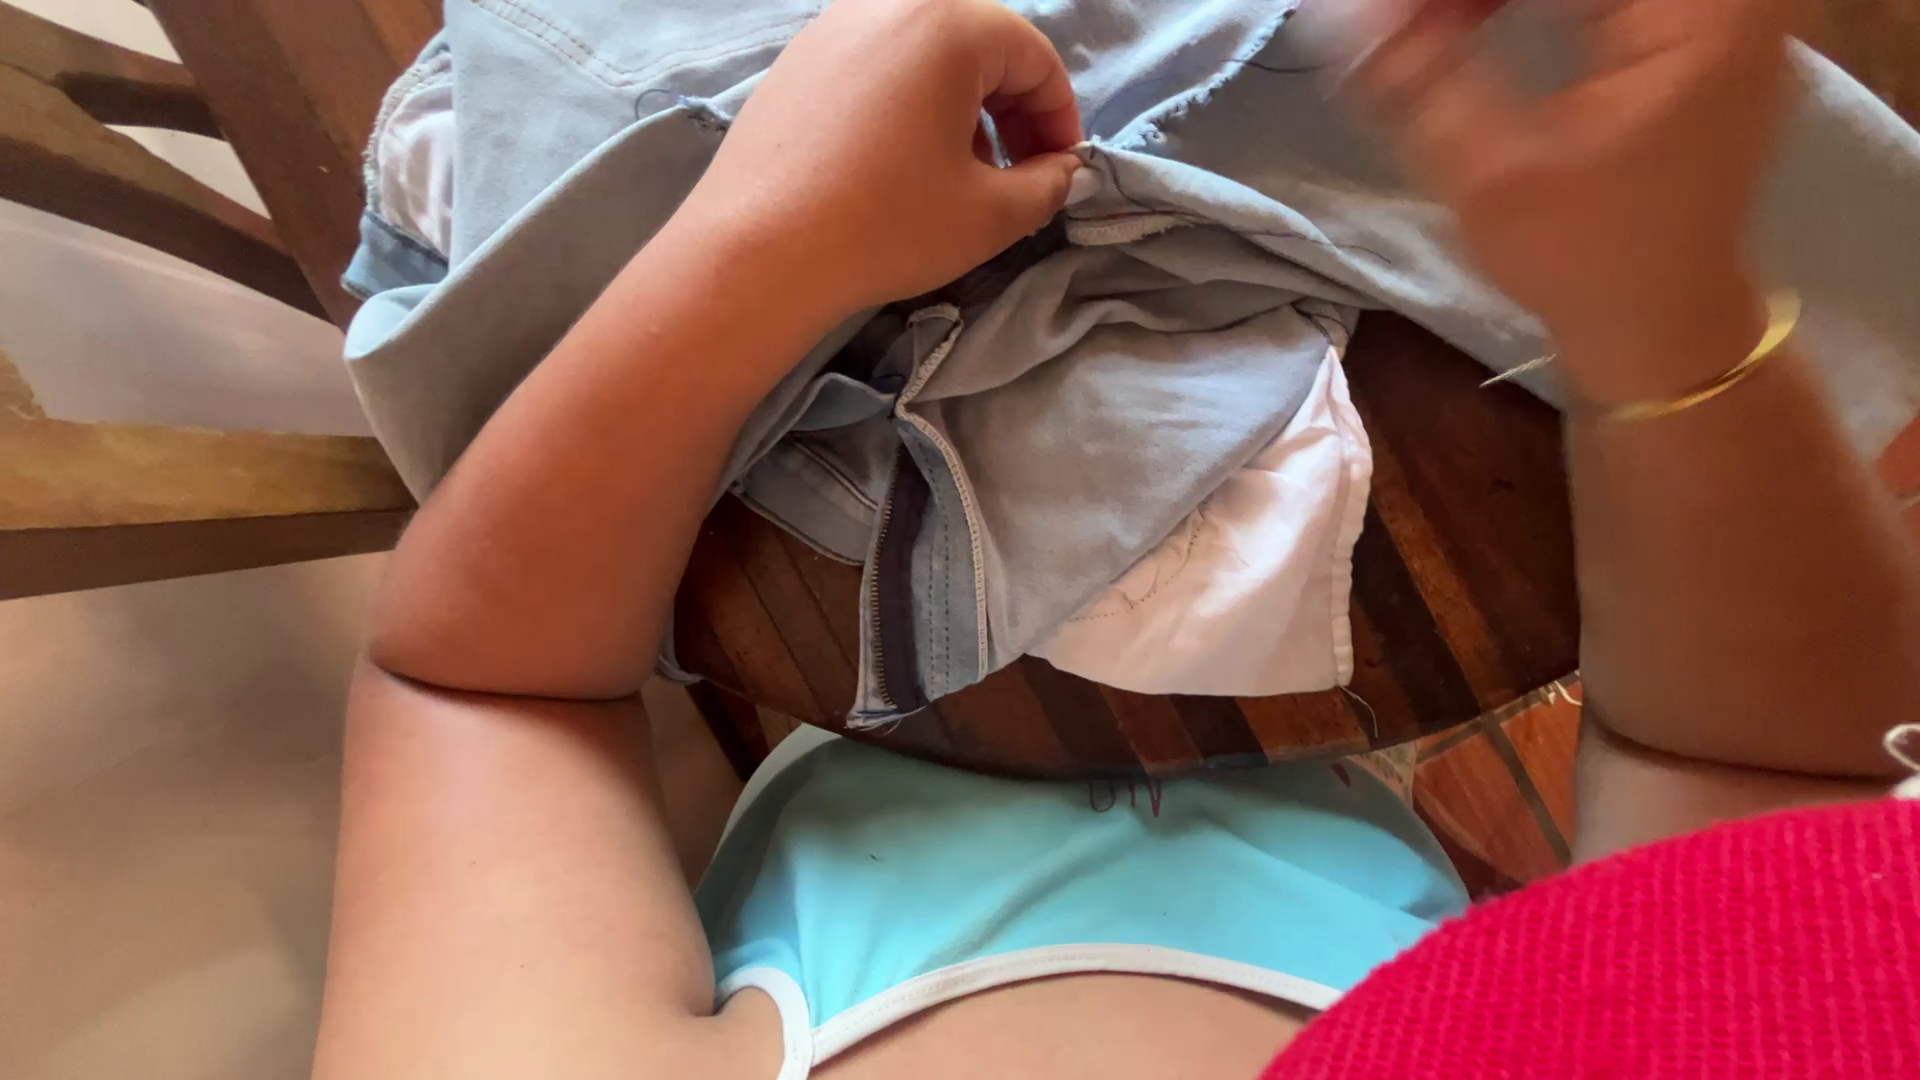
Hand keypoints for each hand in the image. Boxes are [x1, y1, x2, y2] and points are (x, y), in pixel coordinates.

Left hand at [671, 0, 1084, 319]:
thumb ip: (1047, 187)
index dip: (1060, 118)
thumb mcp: (989, 216)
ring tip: (956, 180)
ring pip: (923, 62)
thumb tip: (1066, 173)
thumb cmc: (888, 227)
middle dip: (1011, 115)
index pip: (1033, 55)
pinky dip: (907, 115)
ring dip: (960, 116)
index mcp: (947, 23)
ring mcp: (831, 29)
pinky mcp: (795, 67)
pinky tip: (897, 172)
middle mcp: (886, 3)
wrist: (760, 254)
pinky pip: (875, 76)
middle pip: (977, 49)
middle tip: (1015, 178)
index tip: (1061, 172)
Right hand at [1346, 0, 1795, 395]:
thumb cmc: (1579, 257)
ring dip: (1478, 5)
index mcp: (1697, 4)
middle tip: (1394, 29)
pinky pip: (1583, 0)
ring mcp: (1704, 6)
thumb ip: (1418, 85)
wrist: (1655, 313)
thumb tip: (1344, 21)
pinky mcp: (1678, 29)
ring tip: (1419, 33)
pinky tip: (1464, 28)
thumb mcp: (1488, 174)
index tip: (1376, 19)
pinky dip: (1512, 5)